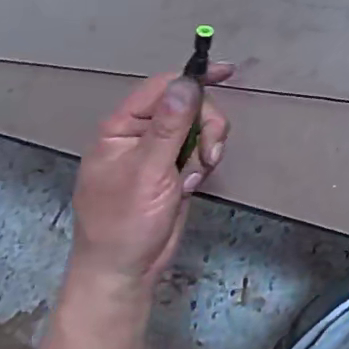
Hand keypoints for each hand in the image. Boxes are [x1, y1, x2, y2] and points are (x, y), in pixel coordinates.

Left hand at [69, 62, 232, 293]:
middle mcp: (140, 132)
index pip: (162, 87)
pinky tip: (190, 186)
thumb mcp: (147, 172)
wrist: (123, 275)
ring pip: (196, 127)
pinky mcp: (172, 168)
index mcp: (122, 125)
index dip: (193, 78)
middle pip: (186, 104)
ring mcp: (157, 151)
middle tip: (209, 154)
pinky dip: (201, 164)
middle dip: (204, 125)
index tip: (225, 72)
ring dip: (204, 148)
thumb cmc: (123, 224)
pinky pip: (197, 149)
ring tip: (192, 178)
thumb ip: (169, 126)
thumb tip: (186, 82)